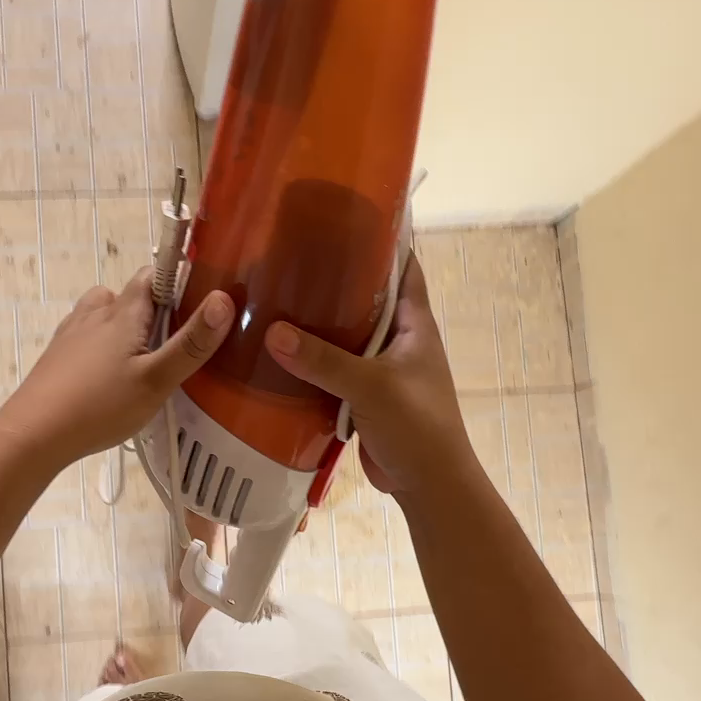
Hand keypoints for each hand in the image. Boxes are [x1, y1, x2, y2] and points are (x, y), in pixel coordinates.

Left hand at [0, 267, 235, 467]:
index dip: (179, 283)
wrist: (34, 433)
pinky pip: (89, 338)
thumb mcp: (156, 379)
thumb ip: (191, 344)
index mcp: (123, 312)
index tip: (200, 306)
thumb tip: (225, 298)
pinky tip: (111, 377)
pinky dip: (105, 347)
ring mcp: (72, 333)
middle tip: (178, 347)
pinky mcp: (59, 355)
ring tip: (144, 362)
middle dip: (157, 312)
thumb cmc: (99, 406)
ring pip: (107, 316)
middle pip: (131, 296)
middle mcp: (96, 312)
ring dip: (127, 328)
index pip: (154, 275)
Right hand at [263, 257, 475, 494]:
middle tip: (287, 260)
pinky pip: (332, 371)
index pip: (401, 266)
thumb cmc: (417, 425)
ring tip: (272, 301)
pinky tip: (276, 355)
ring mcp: (379, 370)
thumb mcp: (371, 386)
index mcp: (413, 324)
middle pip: (363, 300)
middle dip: (331, 282)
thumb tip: (272, 332)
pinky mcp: (362, 397)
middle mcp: (397, 340)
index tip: (340, 217)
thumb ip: (323, 360)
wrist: (428, 483)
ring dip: (316, 326)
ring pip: (344, 338)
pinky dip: (310, 363)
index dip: (379, 240)